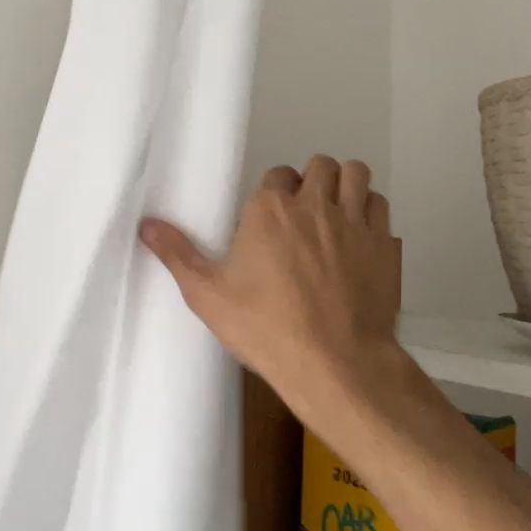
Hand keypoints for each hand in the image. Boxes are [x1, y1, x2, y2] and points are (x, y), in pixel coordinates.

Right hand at [139, 155, 402, 414]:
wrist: (336, 365)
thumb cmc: (266, 329)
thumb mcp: (208, 296)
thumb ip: (177, 254)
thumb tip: (145, 224)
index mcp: (269, 209)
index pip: (277, 174)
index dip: (274, 193)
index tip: (270, 220)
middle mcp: (314, 204)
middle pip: (319, 165)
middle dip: (311, 181)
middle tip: (303, 214)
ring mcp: (354, 222)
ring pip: (355, 174)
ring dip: (344, 185)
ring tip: (334, 212)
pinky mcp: (385, 244)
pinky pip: (381, 205)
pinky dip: (370, 211)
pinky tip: (360, 235)